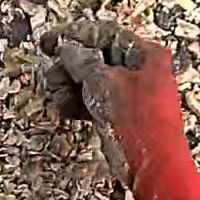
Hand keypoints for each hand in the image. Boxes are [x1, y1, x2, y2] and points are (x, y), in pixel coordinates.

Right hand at [39, 20, 199, 199]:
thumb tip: (66, 48)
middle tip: (51, 76)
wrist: (152, 165)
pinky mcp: (117, 114)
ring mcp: (126, 93)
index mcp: (144, 55)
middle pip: (94, 57)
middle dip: (69, 67)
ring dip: (69, 87)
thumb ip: (82, 62)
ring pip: (88, 80)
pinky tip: (68, 110)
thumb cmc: (138, 122)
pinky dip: (77, 103)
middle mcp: (137, 71)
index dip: (73, 35)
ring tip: (59, 97)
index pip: (104, 34)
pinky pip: (90, 100)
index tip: (47, 41)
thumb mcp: (104, 84)